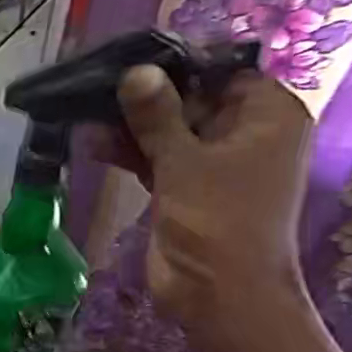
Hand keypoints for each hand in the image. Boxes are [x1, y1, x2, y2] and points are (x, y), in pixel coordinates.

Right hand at [116, 65, 314, 333]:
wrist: (218, 292)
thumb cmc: (217, 219)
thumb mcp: (184, 161)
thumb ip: (157, 115)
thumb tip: (135, 71)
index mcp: (267, 116)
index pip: (224, 71)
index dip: (180, 63)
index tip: (132, 59)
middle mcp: (244, 134)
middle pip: (192, 99)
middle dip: (146, 96)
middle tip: (98, 85)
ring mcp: (213, 164)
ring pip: (169, 130)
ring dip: (130, 126)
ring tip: (85, 113)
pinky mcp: (185, 189)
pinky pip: (157, 158)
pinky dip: (130, 152)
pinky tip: (94, 143)